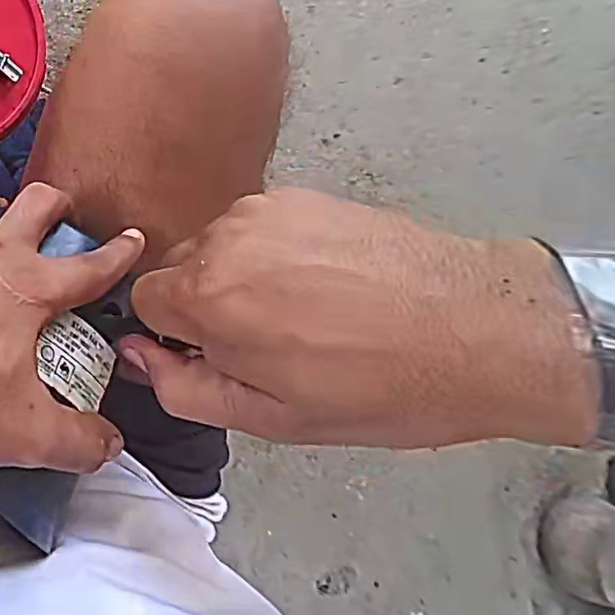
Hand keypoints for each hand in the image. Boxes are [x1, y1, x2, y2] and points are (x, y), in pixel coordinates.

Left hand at [0, 183, 143, 472]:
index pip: (90, 265)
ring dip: (3, 208)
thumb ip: (76, 441)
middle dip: (62, 205)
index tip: (131, 241)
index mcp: (28, 287)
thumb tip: (104, 443)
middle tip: (67, 220)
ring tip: (8, 223)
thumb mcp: (21, 432)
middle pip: (39, 203)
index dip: (119, 253)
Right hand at [121, 188, 596, 448]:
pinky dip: (269, 250)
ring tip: (299, 308)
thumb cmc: (377, 384)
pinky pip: (254, 226)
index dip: (171, 330)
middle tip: (261, 338)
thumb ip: (182, 387)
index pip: (143, 298)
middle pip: (175, 268)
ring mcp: (262, 211)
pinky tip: (320, 279)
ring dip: (235, 274)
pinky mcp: (298, 196)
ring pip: (214, 245)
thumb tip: (136, 355)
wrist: (477, 326)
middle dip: (201, 302)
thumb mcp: (271, 418)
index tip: (210, 348)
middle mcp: (223, 240)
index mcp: (207, 296)